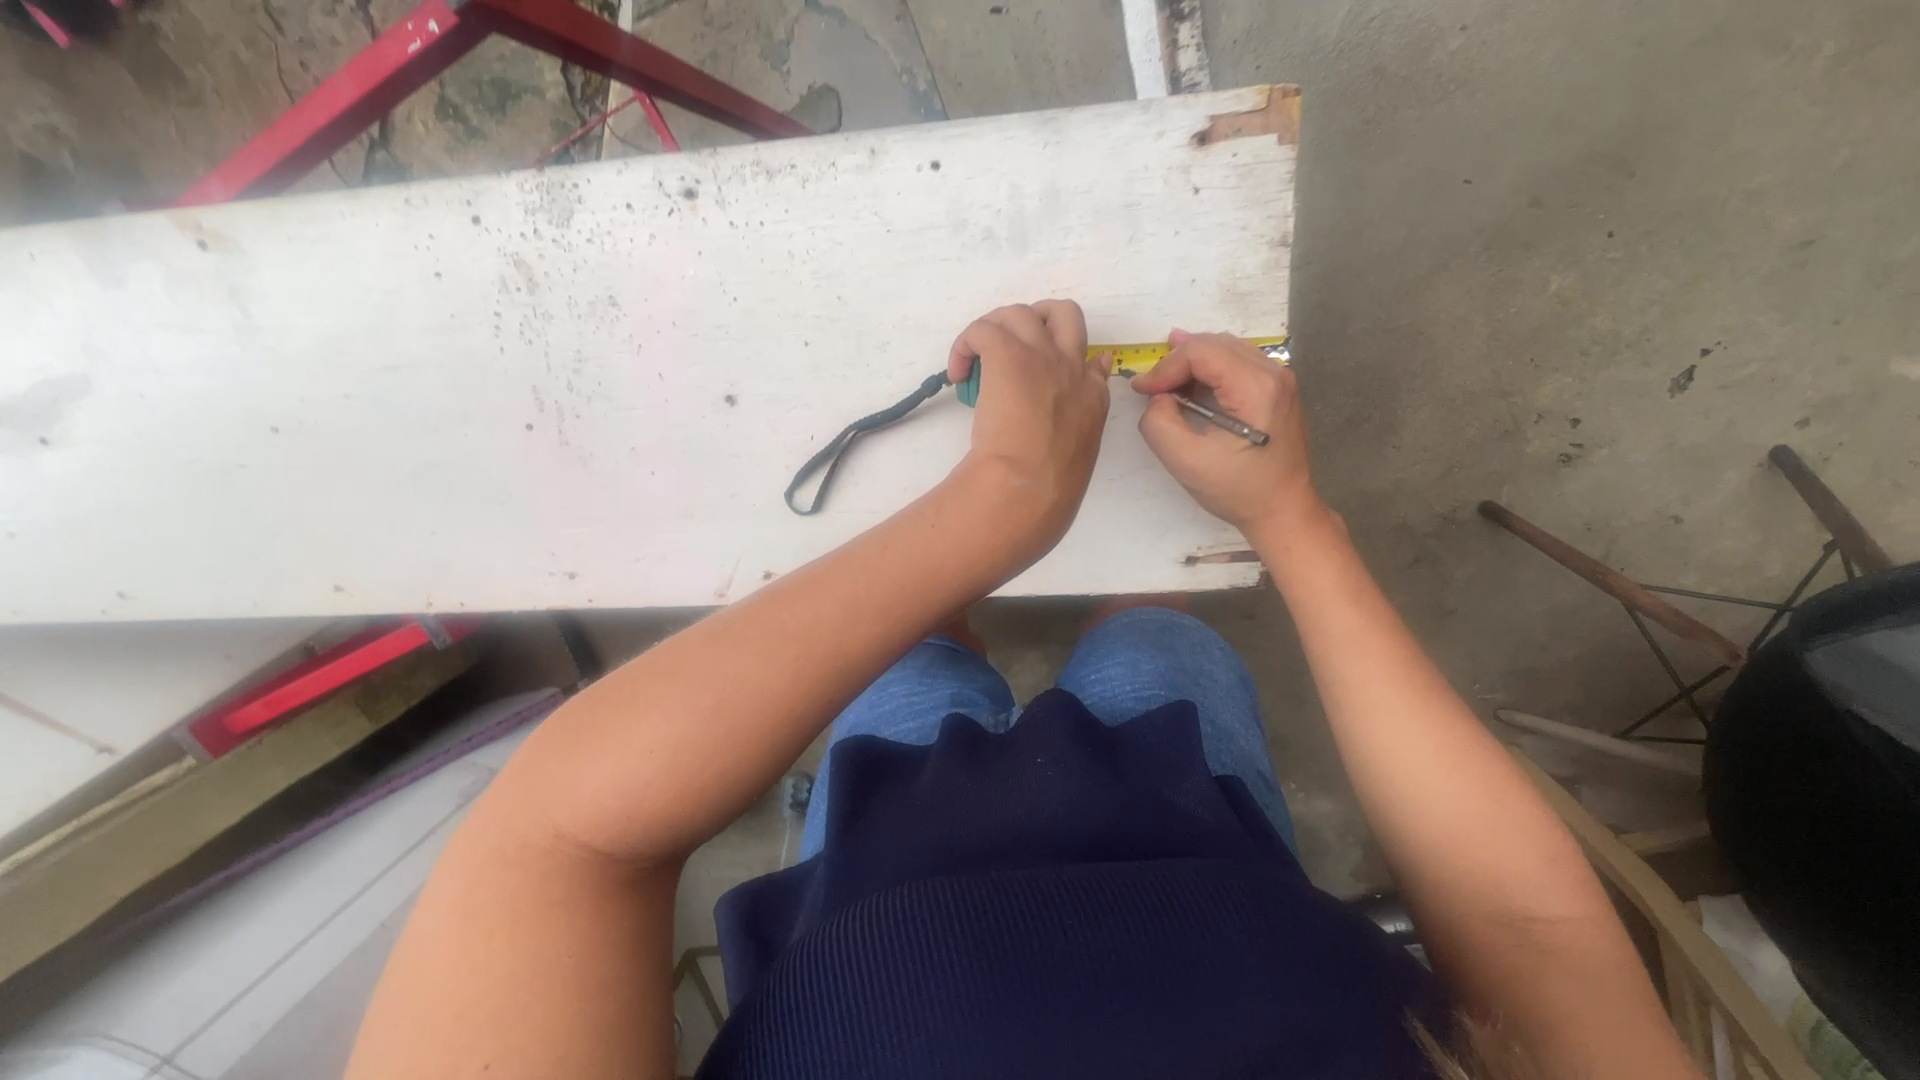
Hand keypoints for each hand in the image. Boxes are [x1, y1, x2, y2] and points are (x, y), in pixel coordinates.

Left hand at [946, 301, 1110, 550]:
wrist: (1028, 484)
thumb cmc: (1048, 488)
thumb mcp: (1075, 465)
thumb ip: (1072, 444)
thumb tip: (1069, 436)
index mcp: (1092, 398)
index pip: (1093, 362)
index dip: (1070, 359)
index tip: (1051, 372)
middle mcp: (1071, 368)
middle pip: (1065, 314)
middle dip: (1038, 318)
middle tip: (1009, 345)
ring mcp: (1041, 355)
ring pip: (1018, 312)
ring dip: (995, 329)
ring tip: (977, 359)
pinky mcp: (1007, 354)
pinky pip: (981, 329)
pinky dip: (965, 344)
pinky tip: (956, 373)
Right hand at [1132, 330, 1322, 536]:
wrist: (1283, 511)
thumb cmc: (1238, 491)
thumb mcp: (1186, 461)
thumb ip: (1159, 422)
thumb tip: (1158, 397)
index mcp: (1256, 387)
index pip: (1200, 351)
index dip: (1165, 366)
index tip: (1142, 391)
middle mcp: (1274, 373)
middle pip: (1214, 343)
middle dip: (1176, 361)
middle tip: (1151, 387)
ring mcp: (1280, 380)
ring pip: (1226, 349)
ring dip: (1192, 361)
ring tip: (1166, 379)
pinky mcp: (1279, 390)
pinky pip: (1239, 363)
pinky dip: (1210, 369)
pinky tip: (1193, 382)